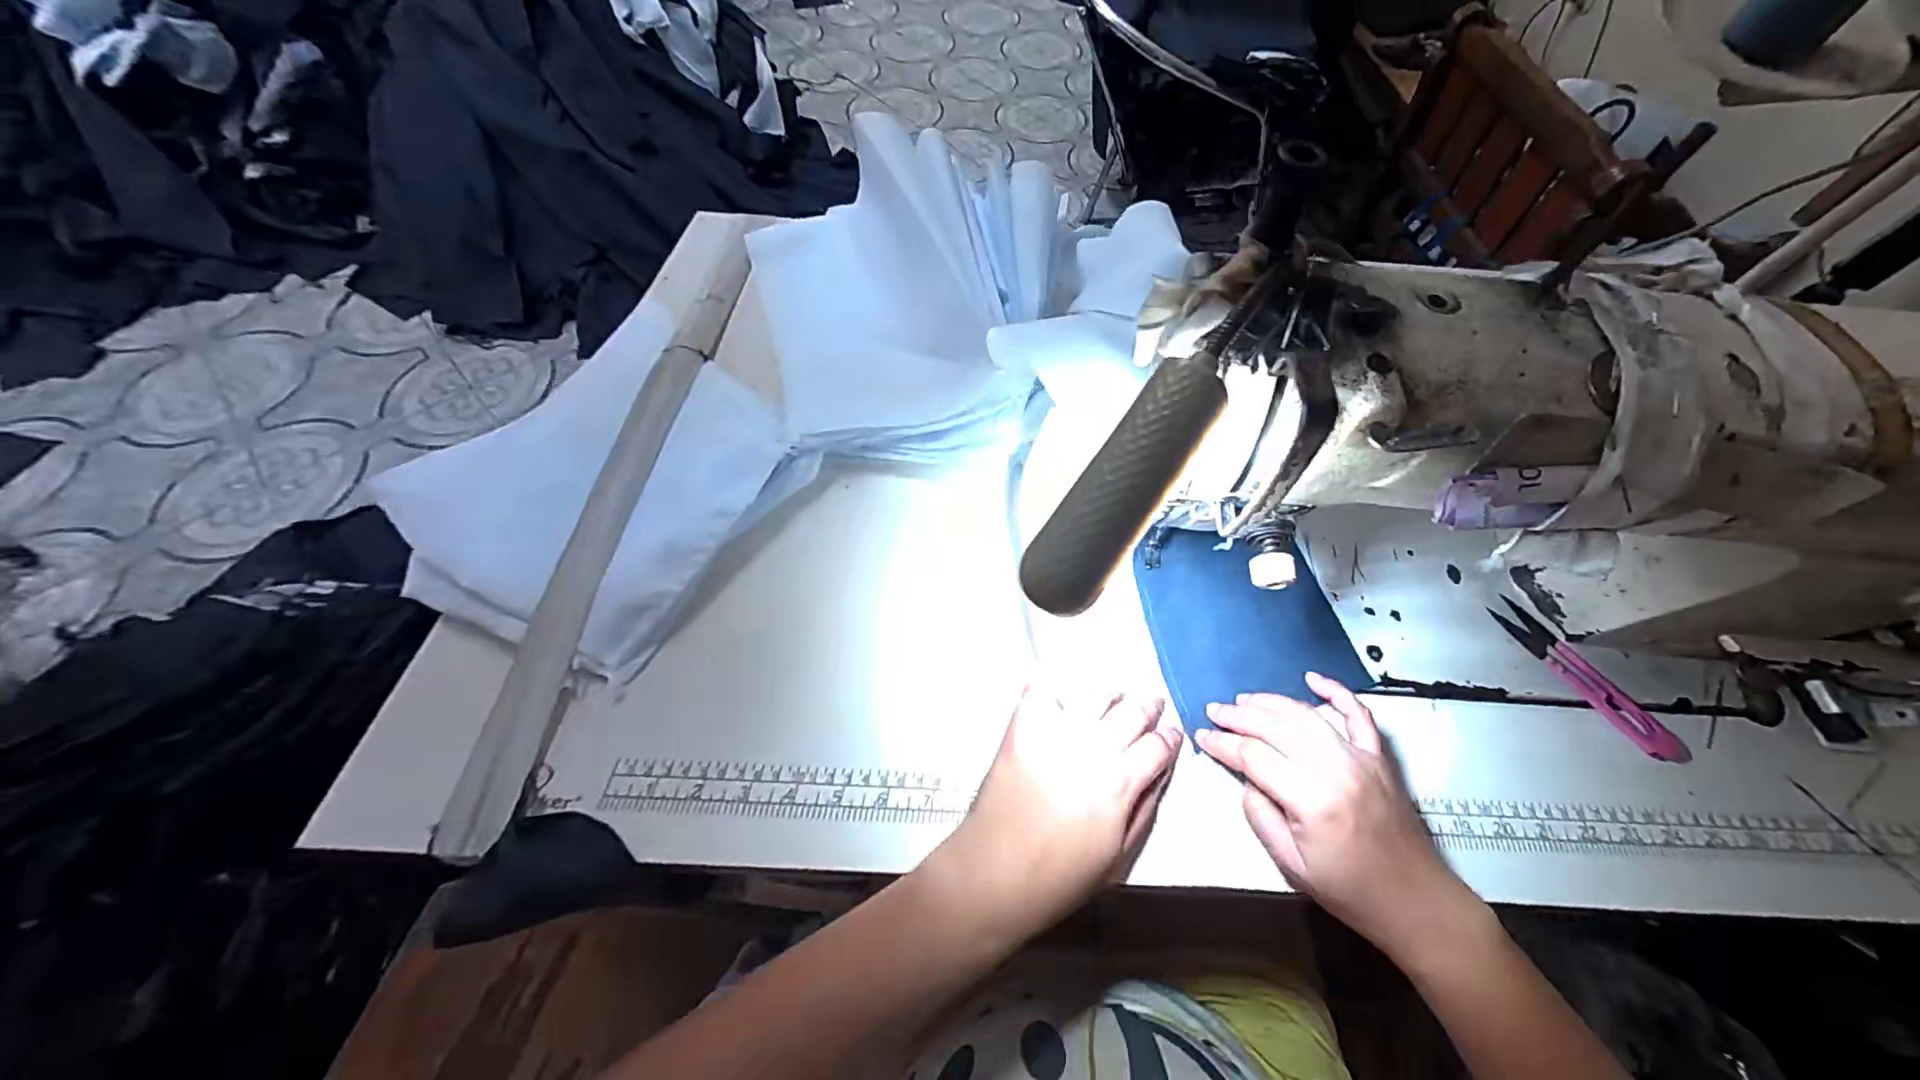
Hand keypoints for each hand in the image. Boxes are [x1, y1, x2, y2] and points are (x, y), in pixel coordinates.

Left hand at [924, 686, 1182, 941]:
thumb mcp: (1118, 854)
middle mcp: (1093, 748)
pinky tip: (1062, 695)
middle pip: (1132, 711)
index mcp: (1121, 782)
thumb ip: (1143, 808)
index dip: (1169, 738)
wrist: (995, 872)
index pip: (1158, 745)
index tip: (1170, 734)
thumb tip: (1158, 774)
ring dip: (1109, 695)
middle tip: (1151, 704)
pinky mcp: (1022, 727)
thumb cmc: (1059, 876)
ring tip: (1112, 697)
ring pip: (1095, 694)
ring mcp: (1056, 732)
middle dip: (1147, 706)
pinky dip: (1054, 688)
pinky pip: (1042, 691)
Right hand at [1196, 672, 1473, 956]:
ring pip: (1307, 715)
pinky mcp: (1379, 758)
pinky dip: (1336, 692)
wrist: (1417, 903)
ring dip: (1271, 702)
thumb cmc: (1350, 891)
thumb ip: (1260, 814)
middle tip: (1214, 710)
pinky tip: (1313, 679)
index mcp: (1312, 800)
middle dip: (1239, 716)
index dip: (1223, 744)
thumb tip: (1246, 778)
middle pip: (1277, 727)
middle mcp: (1337, 770)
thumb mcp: (1290, 863)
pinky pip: (1358, 715)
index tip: (1202, 736)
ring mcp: (1362, 759)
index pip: (1254, 756)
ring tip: (1244, 700)